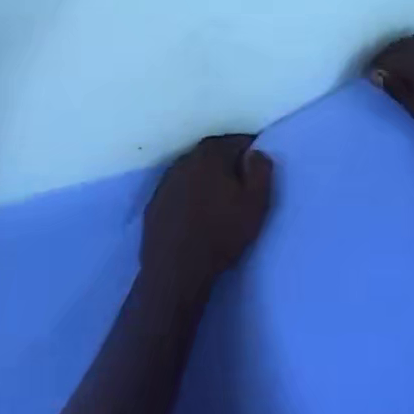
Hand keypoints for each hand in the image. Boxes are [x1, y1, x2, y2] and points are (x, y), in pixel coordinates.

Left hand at [141, 134, 273, 292]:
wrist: (176, 272)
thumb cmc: (222, 234)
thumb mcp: (256, 202)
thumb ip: (260, 170)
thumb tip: (256, 153)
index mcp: (211, 154)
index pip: (238, 141)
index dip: (251, 153)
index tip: (257, 170)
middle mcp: (184, 161)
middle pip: (213, 153)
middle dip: (228, 163)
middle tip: (241, 184)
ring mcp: (165, 183)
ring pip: (193, 171)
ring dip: (206, 179)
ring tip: (218, 200)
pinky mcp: (153, 205)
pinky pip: (177, 191)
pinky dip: (188, 196)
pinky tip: (196, 214)